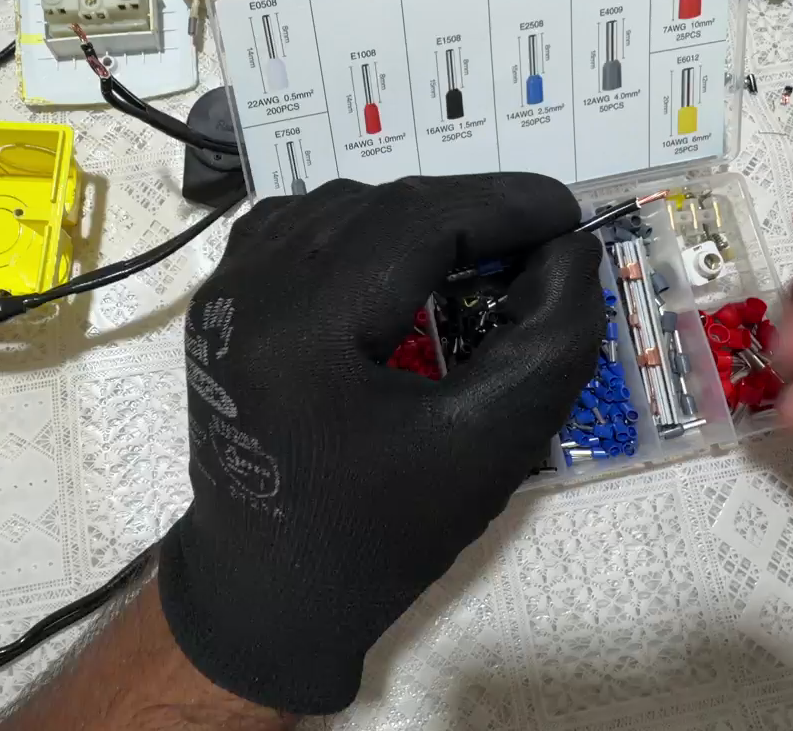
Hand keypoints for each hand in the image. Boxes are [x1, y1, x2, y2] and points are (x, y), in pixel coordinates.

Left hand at [159, 175, 602, 713]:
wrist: (266, 588)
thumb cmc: (378, 536)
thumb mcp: (487, 450)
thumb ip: (548, 342)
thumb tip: (569, 254)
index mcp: (302, 329)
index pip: (417, 221)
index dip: (504, 204)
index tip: (569, 214)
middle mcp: (248, 288)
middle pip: (380, 206)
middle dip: (470, 210)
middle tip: (536, 238)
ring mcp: (226, 289)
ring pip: (341, 207)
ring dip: (419, 215)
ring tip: (477, 249)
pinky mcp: (223, 300)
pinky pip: (302, 227)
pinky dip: (364, 227)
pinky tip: (397, 256)